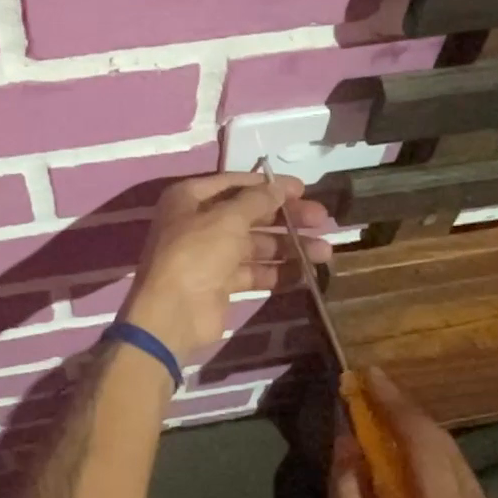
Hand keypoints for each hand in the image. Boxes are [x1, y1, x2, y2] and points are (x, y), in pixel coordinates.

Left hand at [119, 172, 331, 361]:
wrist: (172, 314)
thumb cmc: (196, 253)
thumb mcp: (227, 218)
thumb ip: (257, 200)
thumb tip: (280, 187)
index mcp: (190, 199)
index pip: (235, 183)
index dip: (269, 185)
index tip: (303, 188)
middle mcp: (199, 223)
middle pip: (250, 215)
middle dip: (286, 217)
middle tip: (322, 219)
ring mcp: (210, 255)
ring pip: (256, 245)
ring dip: (290, 247)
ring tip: (325, 251)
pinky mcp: (221, 284)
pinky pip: (255, 272)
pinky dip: (279, 272)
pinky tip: (307, 273)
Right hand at [328, 368, 497, 497]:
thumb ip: (348, 496)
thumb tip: (346, 442)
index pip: (422, 438)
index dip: (394, 401)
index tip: (367, 374)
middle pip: (443, 444)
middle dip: (405, 413)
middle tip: (368, 392)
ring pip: (456, 463)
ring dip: (419, 438)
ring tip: (381, 423)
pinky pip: (461, 485)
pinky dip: (432, 464)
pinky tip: (406, 465)